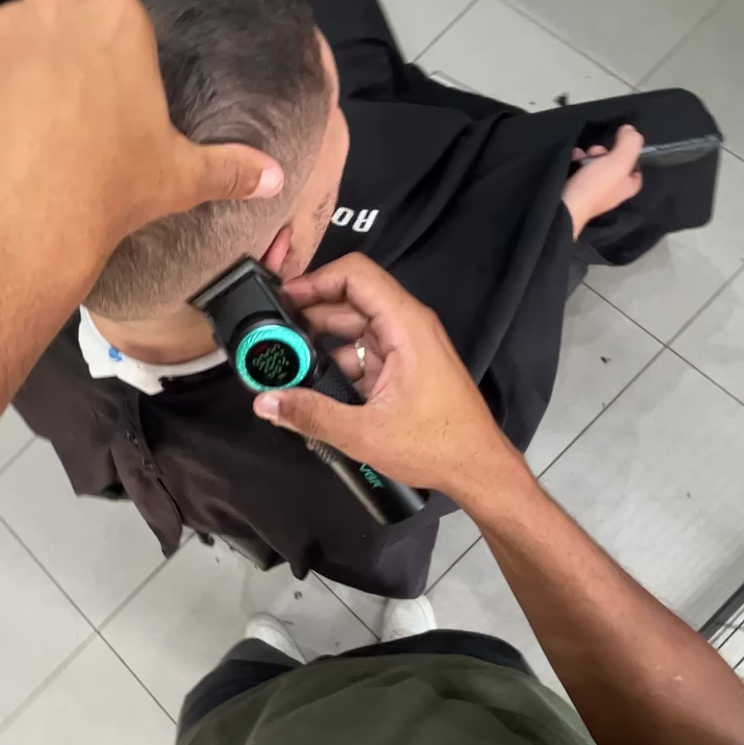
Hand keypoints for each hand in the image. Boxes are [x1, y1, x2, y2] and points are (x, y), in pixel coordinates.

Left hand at [0, 0, 282, 258]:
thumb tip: (275, 177)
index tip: (112, 105)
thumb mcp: (181, 177)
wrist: (27, 224)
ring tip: (33, 129)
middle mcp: (55, 5)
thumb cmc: (112, 190)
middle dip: (69, 57)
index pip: (117, 19)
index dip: (114, 63)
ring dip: (24, 70)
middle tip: (74, 118)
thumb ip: (232, 169)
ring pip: (17, 38)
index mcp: (118, 18)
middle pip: (65, 19)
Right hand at [250, 254, 517, 496]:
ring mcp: (404, 347)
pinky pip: (359, 354)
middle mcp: (406, 327)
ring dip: (318, 344)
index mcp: (405, 326)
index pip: (356, 275)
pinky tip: (311, 390)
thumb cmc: (437, 445)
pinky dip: (333, 366)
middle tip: (272, 337)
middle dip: (307, 315)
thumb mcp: (365, 433)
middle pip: (348, 300)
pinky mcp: (400, 368)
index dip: (315, 280)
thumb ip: (311, 415)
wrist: (477, 469)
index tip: (282, 300)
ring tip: (285, 367)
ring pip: (351, 329)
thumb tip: (265, 402)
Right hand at [562, 125, 643, 235]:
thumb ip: (630, 142)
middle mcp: (613, 192)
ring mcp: (592, 194)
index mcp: (628, 187)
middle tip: (595, 150)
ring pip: (594, 168)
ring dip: (587, 157)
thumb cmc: (595, 185)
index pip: (635, 168)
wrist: (563, 207)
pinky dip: (575, 164)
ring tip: (579, 153)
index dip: (630, 154)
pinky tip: (571, 159)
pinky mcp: (575, 193)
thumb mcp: (620, 160)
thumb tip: (629, 130)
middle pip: (613, 165)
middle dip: (604, 153)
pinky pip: (578, 174)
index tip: (620, 145)